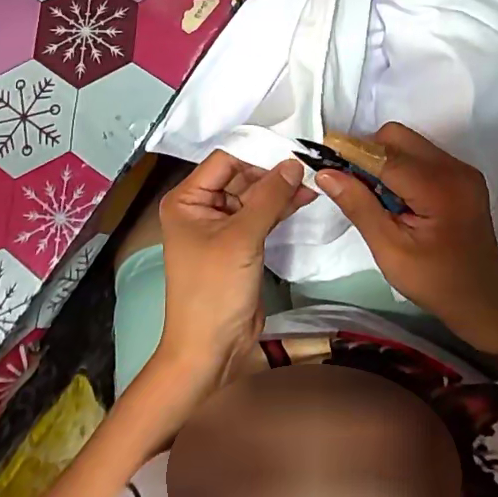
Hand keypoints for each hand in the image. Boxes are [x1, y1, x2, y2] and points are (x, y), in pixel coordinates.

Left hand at [149, 152, 314, 407]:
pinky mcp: (238, 245)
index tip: (291, 149)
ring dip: (279, 192)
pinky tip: (302, 200)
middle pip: (239, 177)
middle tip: (308, 167)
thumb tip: (292, 163)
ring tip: (312, 184)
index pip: (223, 162)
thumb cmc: (214, 289)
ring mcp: (219, 227)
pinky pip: (258, 217)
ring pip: (252, 197)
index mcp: (186, 199)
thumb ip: (268, 197)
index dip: (255, 154)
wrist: (210, 348)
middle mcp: (199, 207)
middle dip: (271, 173)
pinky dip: (278, 210)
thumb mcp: (241, 238)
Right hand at [314, 123, 497, 354]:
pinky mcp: (459, 174)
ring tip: (370, 192)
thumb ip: (359, 206)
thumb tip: (325, 173)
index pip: (384, 155)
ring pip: (405, 142)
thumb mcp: (389, 250)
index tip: (318, 153)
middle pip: (396, 137)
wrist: (482, 299)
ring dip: (380, 158)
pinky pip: (418, 153)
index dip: (349, 151)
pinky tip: (391, 194)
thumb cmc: (434, 281)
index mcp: (440, 190)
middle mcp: (454, 170)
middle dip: (365, 152)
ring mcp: (460, 170)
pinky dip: (396, 165)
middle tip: (348, 182)